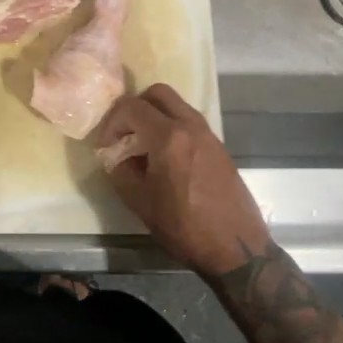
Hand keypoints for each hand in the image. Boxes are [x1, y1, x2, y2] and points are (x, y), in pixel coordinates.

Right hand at [94, 84, 269, 277]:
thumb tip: (115, 156)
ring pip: (176, 105)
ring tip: (143, 145)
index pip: (131, 107)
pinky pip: (189, 122)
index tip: (106, 145)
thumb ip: (120, 170)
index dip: (111, 122)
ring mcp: (209, 135)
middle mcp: (190, 126)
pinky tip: (165, 157)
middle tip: (124, 133)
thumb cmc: (184, 227)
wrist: (236, 249)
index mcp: (168, 137)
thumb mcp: (140, 202)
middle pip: (157, 93)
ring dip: (155, 115)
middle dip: (135, 107)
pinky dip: (172, 127)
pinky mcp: (219, 147)